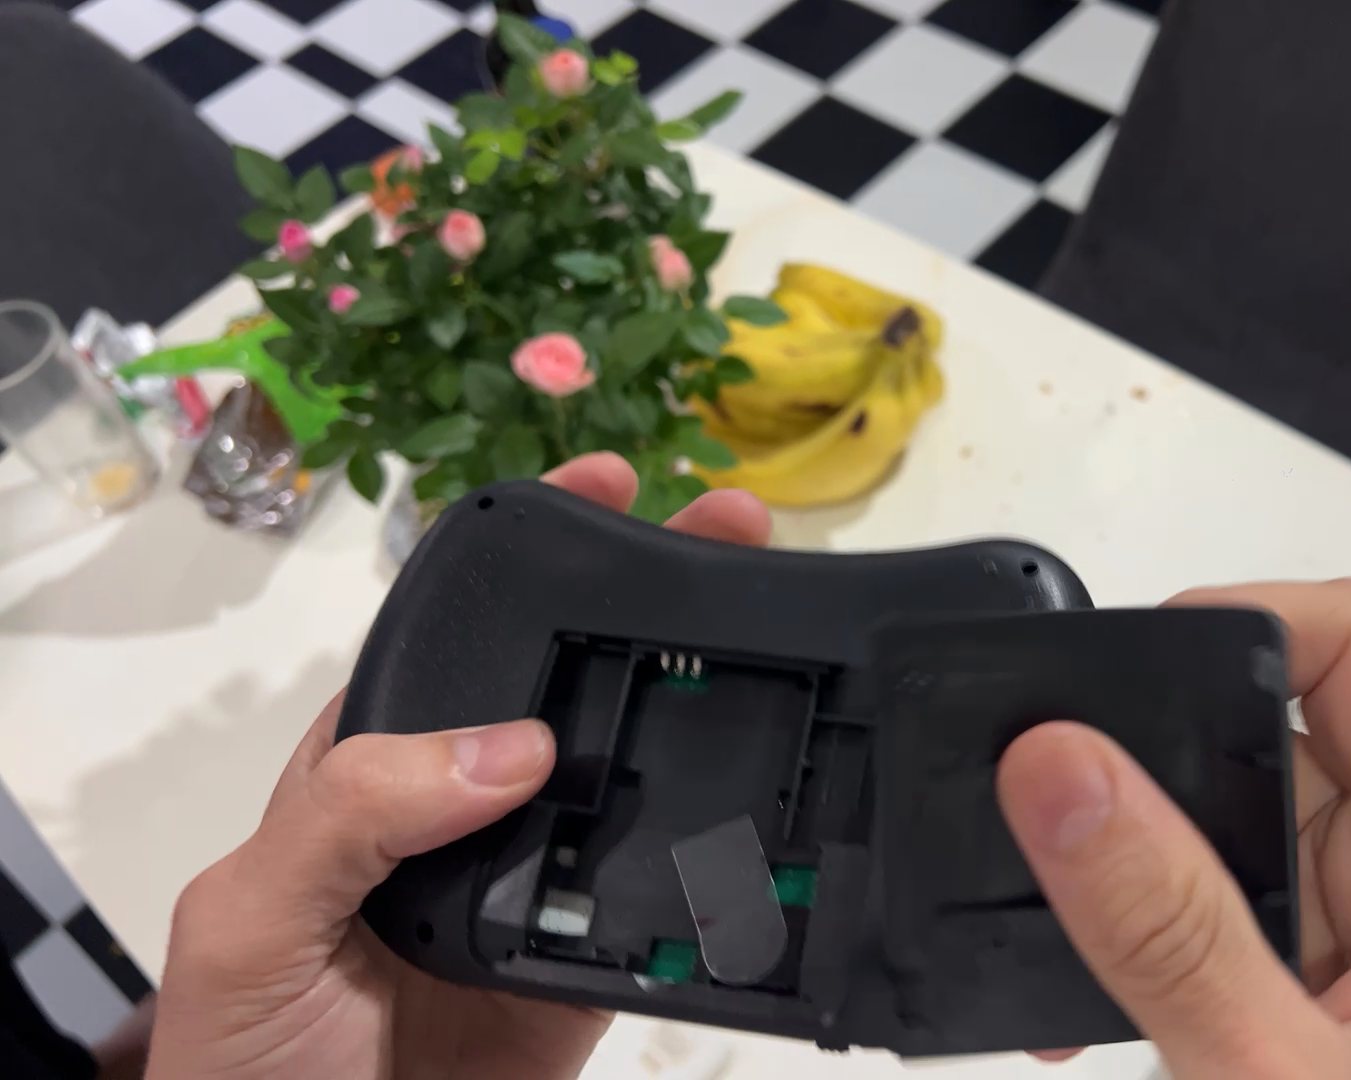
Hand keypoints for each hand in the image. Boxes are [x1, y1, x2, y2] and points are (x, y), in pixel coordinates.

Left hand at [146, 454, 772, 1079]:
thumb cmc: (262, 1050)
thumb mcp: (256, 917)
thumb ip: (350, 817)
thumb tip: (521, 747)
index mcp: (405, 748)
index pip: (480, 622)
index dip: (548, 547)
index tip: (615, 483)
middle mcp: (494, 775)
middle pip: (589, 656)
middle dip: (663, 578)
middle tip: (735, 524)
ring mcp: (568, 831)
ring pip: (648, 727)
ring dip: (710, 664)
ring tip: (774, 610)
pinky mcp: (621, 894)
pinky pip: (682, 826)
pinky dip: (731, 773)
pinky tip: (775, 731)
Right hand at [1000, 580, 1350, 1077]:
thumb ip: (1169, 928)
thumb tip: (1053, 762)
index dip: (1241, 614)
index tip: (1117, 669)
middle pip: (1267, 706)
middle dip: (1149, 729)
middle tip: (1043, 777)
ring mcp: (1346, 902)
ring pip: (1215, 792)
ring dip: (1123, 828)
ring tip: (1037, 874)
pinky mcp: (1295, 952)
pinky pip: (1194, 876)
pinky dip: (1122, 896)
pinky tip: (1066, 965)